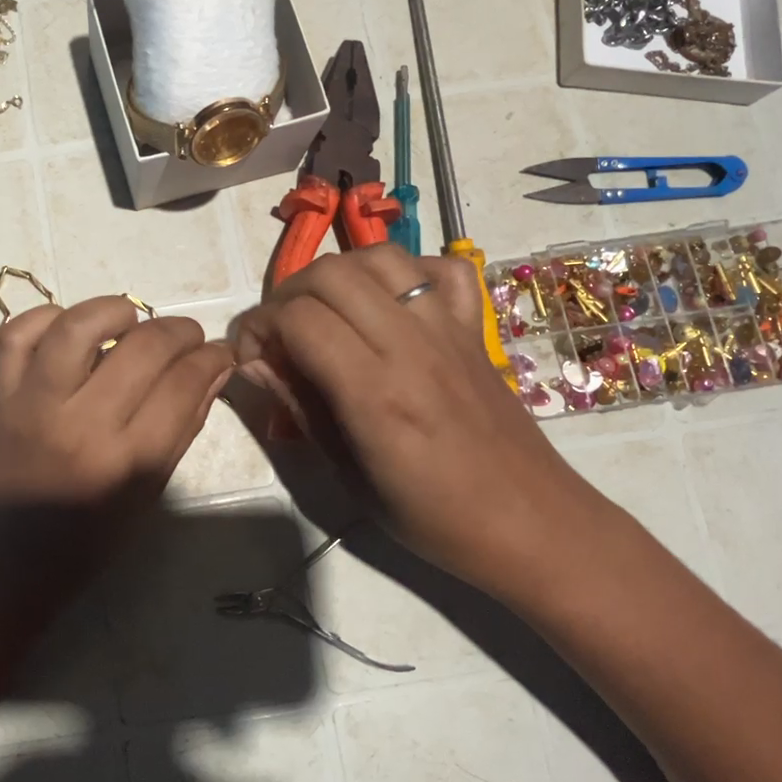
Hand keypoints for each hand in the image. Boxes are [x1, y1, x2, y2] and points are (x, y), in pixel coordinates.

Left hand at [0, 296, 234, 597]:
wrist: (4, 563)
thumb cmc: (87, 539)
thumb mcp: (148, 493)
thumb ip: (183, 426)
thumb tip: (215, 368)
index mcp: (126, 462)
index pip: (183, 384)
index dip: (212, 357)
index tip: (218, 352)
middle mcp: (80, 427)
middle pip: (142, 348)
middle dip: (179, 331)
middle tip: (185, 337)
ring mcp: (30, 406)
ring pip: (77, 327)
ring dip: (115, 311)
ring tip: (129, 321)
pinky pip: (16, 333)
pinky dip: (48, 318)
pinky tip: (70, 331)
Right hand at [231, 247, 603, 595]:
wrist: (530, 524)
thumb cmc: (431, 516)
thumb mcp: (348, 476)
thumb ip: (302, 408)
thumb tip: (257, 363)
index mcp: (375, 393)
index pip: (299, 318)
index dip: (259, 327)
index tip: (251, 357)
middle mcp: (410, 346)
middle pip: (331, 274)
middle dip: (288, 294)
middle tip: (280, 333)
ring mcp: (448, 330)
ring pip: (380, 258)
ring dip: (338, 274)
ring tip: (326, 311)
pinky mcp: (474, 329)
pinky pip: (440, 270)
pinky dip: (406, 271)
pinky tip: (389, 303)